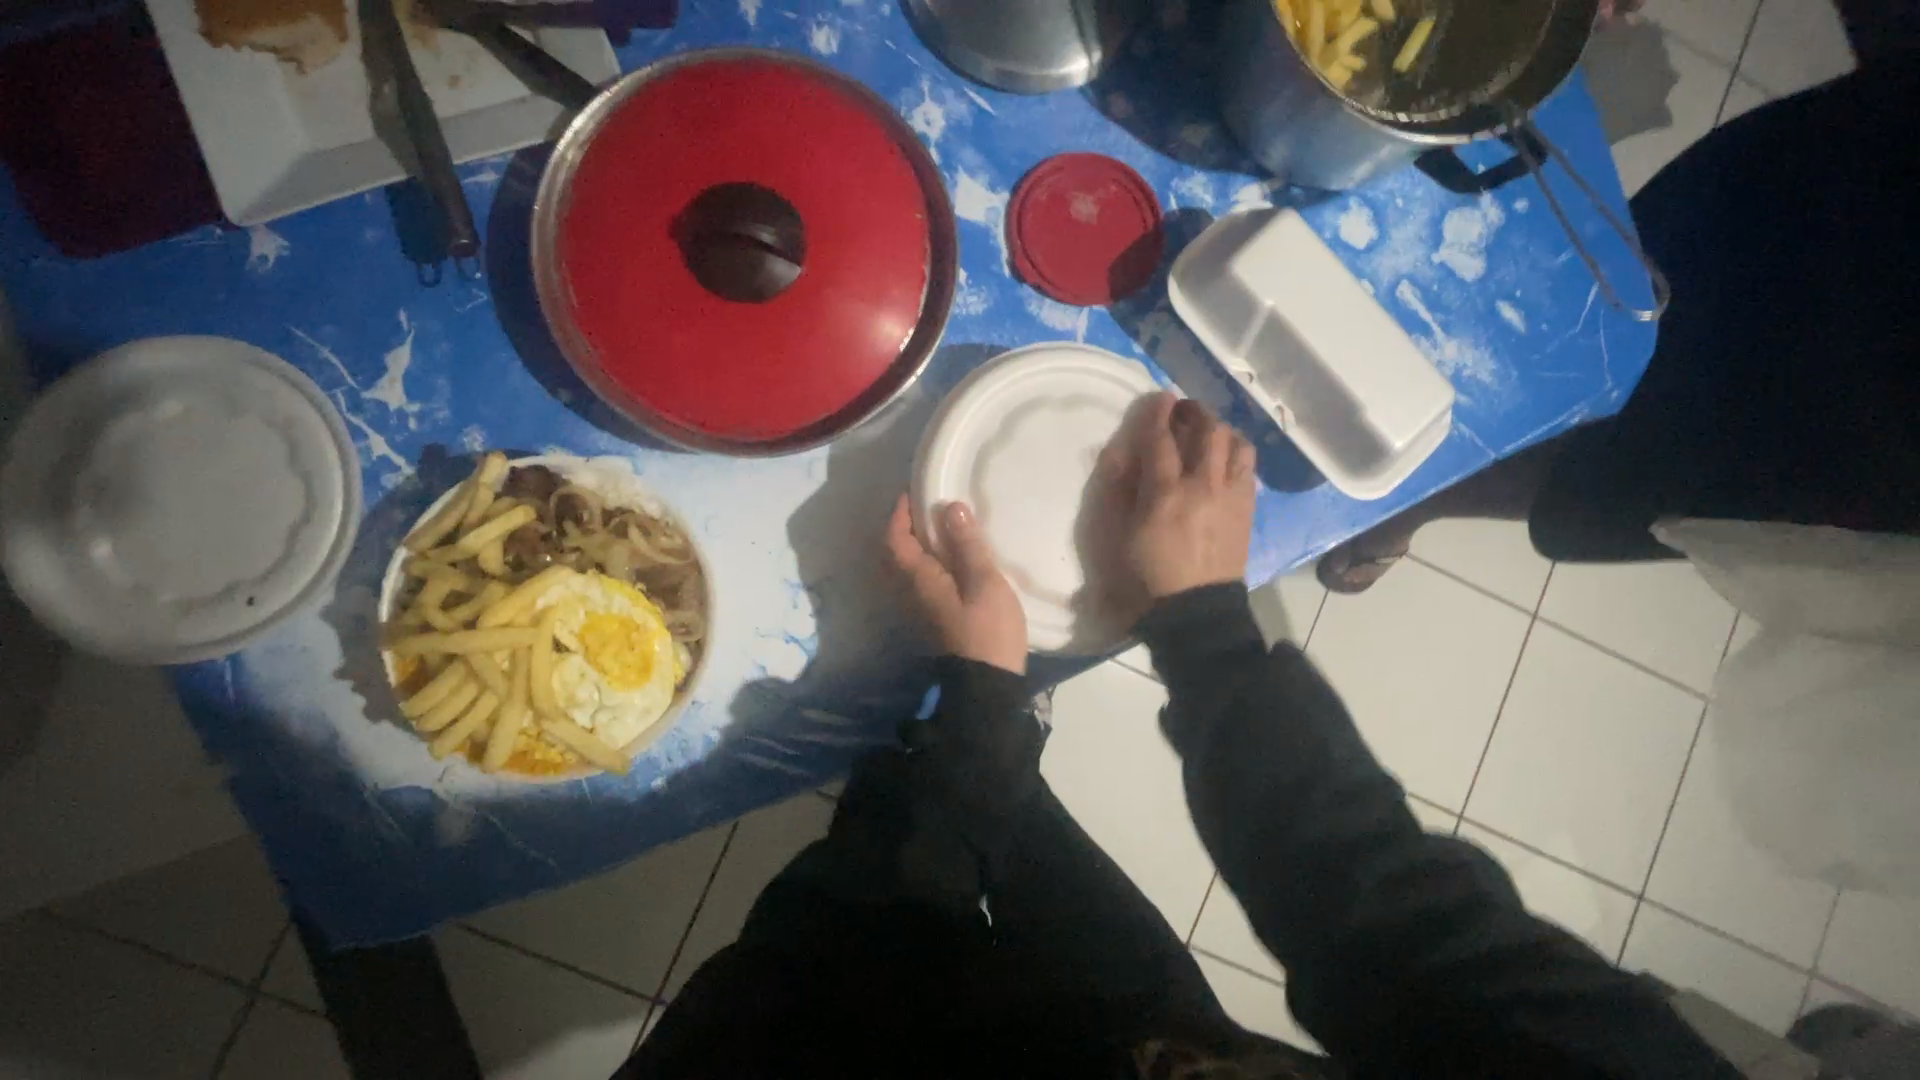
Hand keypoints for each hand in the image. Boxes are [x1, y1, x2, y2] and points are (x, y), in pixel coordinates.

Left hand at [886, 495, 1027, 673]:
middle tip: (929, 503)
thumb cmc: (986, 631)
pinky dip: (931, 560)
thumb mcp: (983, 583)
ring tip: (944, 525)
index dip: (899, 513)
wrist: (987, 686)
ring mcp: (920, 607)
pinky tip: (954, 557)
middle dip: (907, 525)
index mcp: (918, 578)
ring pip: (909, 567)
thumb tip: (950, 506)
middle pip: (897, 552)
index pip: (895, 538)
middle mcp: (910, 591)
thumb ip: (967, 545)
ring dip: (919, 543)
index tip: (913, 491)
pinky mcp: (934, 617)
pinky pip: (923, 579)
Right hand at [1091, 394, 1255, 624]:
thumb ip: (1118, 490)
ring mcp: (1231, 496)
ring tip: (1206, 434)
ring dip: (1219, 430)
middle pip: (1207, 430)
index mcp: (1165, 493)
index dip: (1157, 412)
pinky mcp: (1247, 510)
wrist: (1194, 613)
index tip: (1157, 397)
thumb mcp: (1116, 537)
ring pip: (1235, 443)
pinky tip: (1223, 461)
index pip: (1161, 438)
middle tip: (1180, 411)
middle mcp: (1203, 486)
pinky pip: (1247, 467)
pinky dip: (1235, 453)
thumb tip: (1121, 452)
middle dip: (1193, 412)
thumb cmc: (1145, 578)